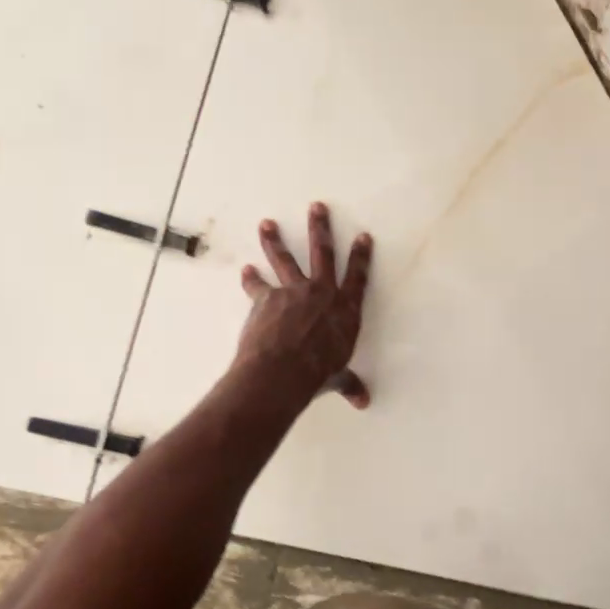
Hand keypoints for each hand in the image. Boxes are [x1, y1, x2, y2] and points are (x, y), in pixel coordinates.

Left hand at [236, 202, 372, 407]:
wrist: (285, 370)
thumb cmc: (318, 373)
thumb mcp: (338, 378)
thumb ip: (348, 383)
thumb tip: (362, 401)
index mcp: (346, 310)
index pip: (358, 277)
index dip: (361, 256)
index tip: (363, 236)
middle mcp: (322, 293)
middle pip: (323, 253)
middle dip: (320, 229)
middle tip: (316, 207)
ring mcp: (294, 292)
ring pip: (285, 260)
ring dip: (275, 240)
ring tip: (267, 224)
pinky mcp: (267, 299)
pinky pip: (258, 285)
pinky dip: (251, 279)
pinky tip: (246, 270)